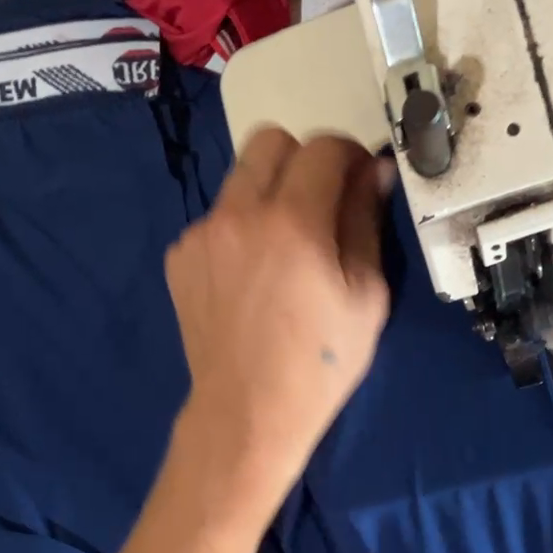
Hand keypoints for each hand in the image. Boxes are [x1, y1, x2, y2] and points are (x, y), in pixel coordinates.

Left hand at [164, 128, 393, 495]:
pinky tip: (252, 278)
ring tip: (285, 248)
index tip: (359, 180)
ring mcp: (202, 234)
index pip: (323, 146)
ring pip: (239, 179)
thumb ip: (366, 223)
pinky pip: (216, 219)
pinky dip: (240, 231)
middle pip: (271, 140)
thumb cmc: (319, 364)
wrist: (247, 412)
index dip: (349, 154)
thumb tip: (372, 173)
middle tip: (322, 202)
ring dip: (269, 194)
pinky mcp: (180, 257)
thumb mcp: (366, 297)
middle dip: (304, 159)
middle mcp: (239, 215)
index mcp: (293, 222)